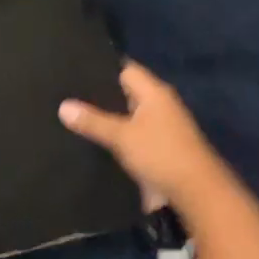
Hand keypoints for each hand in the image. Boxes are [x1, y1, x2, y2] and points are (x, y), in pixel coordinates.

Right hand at [59, 61, 228, 209]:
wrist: (195, 192)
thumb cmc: (160, 154)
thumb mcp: (122, 136)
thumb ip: (92, 120)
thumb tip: (62, 105)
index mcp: (154, 93)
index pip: (124, 68)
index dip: (100, 66)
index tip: (72, 68)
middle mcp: (157, 105)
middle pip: (123, 92)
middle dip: (97, 94)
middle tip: (63, 93)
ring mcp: (158, 127)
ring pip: (124, 115)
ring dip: (104, 117)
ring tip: (68, 114)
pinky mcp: (155, 148)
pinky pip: (128, 134)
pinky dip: (112, 135)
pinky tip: (87, 139)